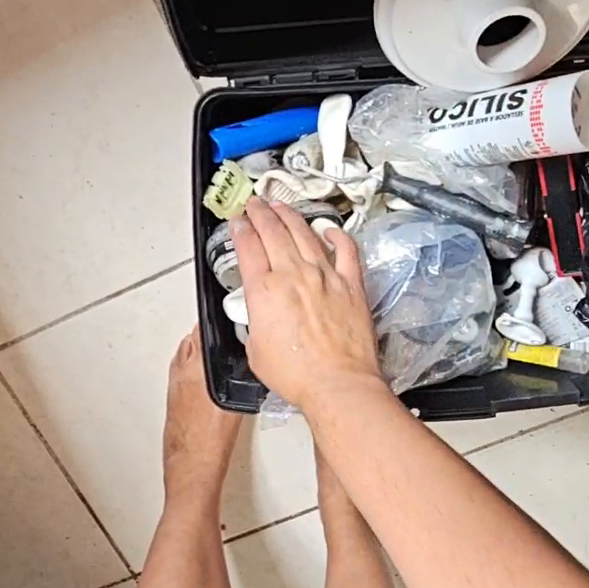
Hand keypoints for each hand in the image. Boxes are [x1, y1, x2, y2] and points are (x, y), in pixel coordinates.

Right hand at [229, 197, 383, 410]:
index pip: (248, 247)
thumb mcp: (256, 350)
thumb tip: (262, 320)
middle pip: (273, 231)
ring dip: (290, 216)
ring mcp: (324, 277)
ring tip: (281, 207)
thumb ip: (256, 325)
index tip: (238, 223)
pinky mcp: (350, 285)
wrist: (337, 383)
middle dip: (261, 213)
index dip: (240, 230)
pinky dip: (336, 236)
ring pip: (305, 233)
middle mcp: (293, 276)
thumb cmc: (298, 374)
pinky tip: (330, 230)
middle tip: (255, 204)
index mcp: (264, 290)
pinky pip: (345, 250)